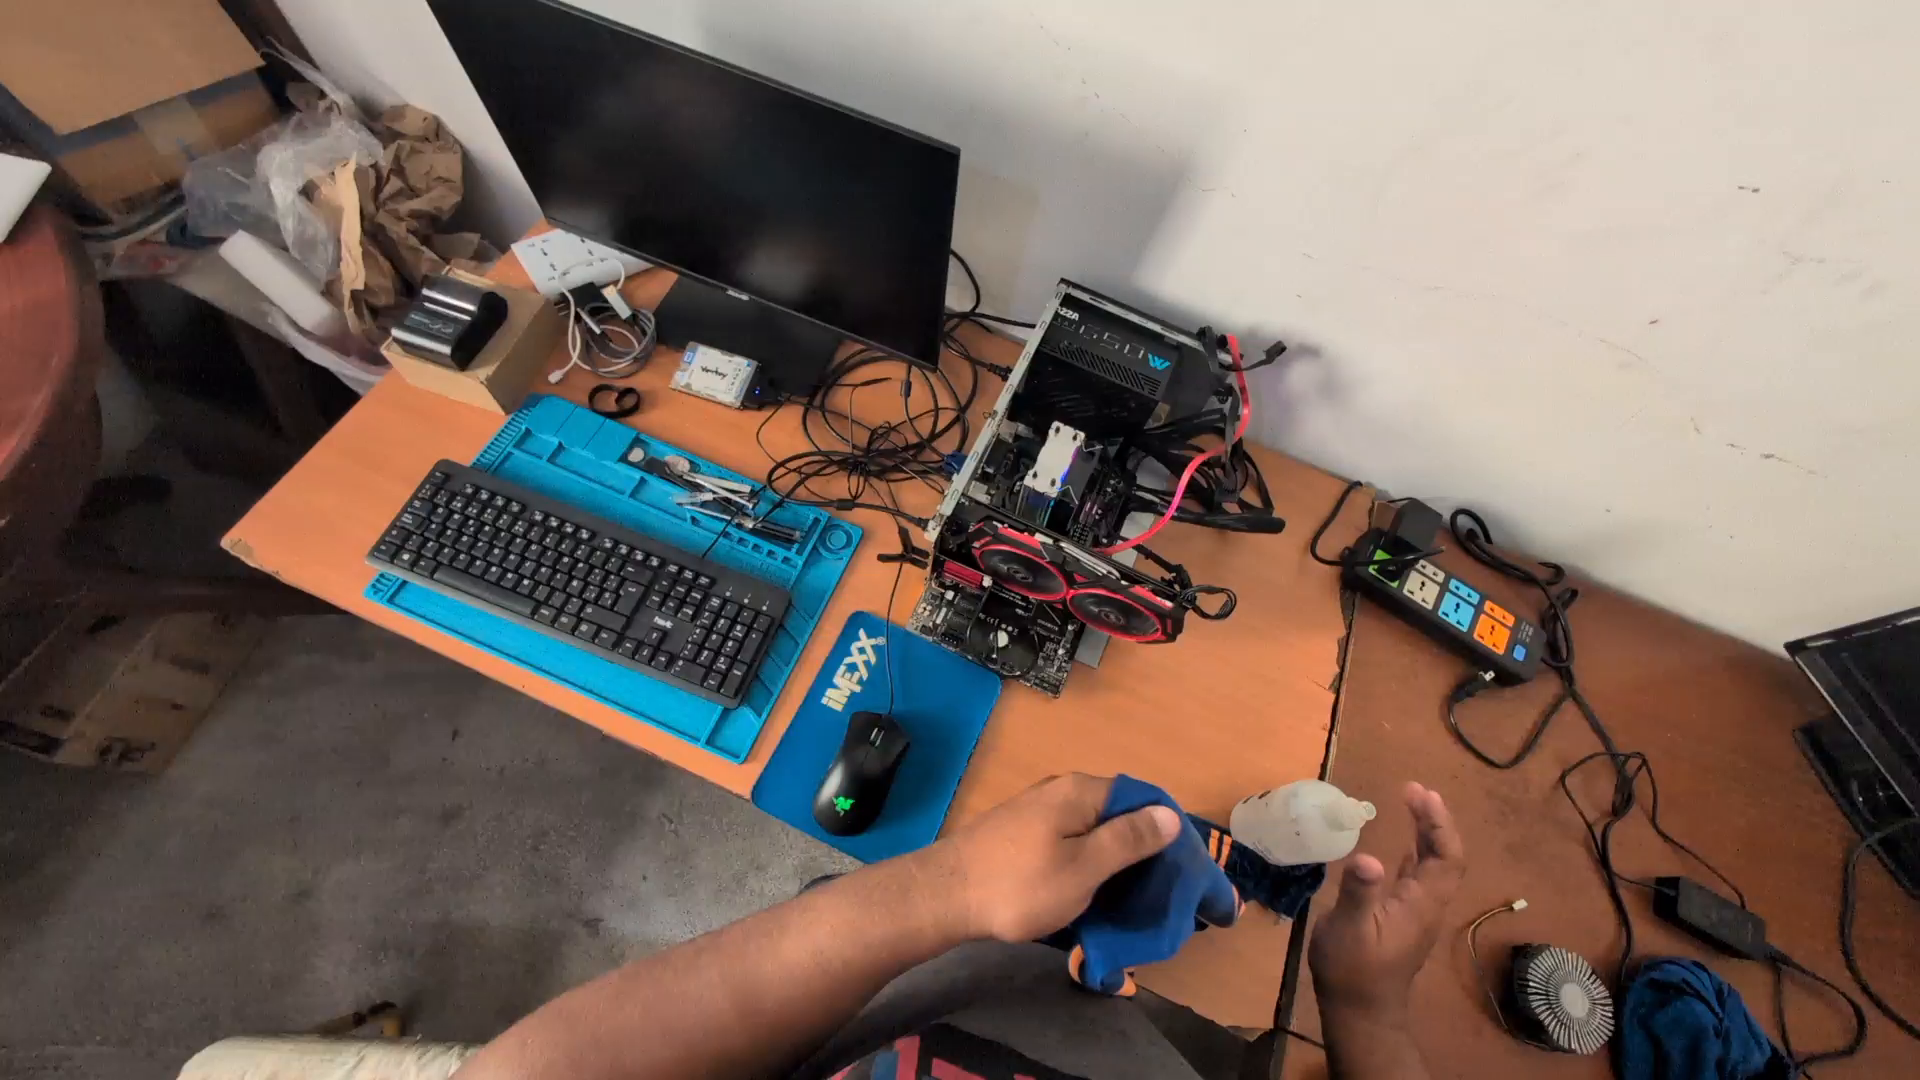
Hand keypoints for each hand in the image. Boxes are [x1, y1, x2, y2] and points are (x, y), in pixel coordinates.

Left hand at [925, 773, 1181, 942]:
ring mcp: (1040, 810)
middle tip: (1160, 892)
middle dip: (1141, 849)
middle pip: (1117, 813)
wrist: (945, 895)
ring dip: (1113, 860)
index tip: (1183, 869)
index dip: (1166, 830)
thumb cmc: (1020, 885)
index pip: (1140, 797)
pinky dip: (1087, 863)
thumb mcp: (1083, 868)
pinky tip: (1091, 891)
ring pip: (1093, 830)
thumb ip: (1127, 840)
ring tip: (1131, 898)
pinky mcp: (1024, 832)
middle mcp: (1062, 790)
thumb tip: (1169, 813)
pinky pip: (1070, 840)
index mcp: (1081, 792)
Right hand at [1308, 782, 1465, 1026]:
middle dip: (1435, 821)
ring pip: (1434, 865)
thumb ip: (1358, 891)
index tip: (1419, 793)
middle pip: (1445, 858)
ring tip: (1412, 803)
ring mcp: (1416, 911)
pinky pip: (1418, 873)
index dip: (1439, 824)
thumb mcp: (1348, 927)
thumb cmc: (1352, 966)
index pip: (1446, 858)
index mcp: (1420, 904)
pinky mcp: (1402, 915)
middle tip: (1414, 789)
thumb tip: (1367, 856)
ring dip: (1428, 832)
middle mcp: (1426, 904)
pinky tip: (1403, 841)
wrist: (1359, 1007)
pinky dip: (1415, 849)